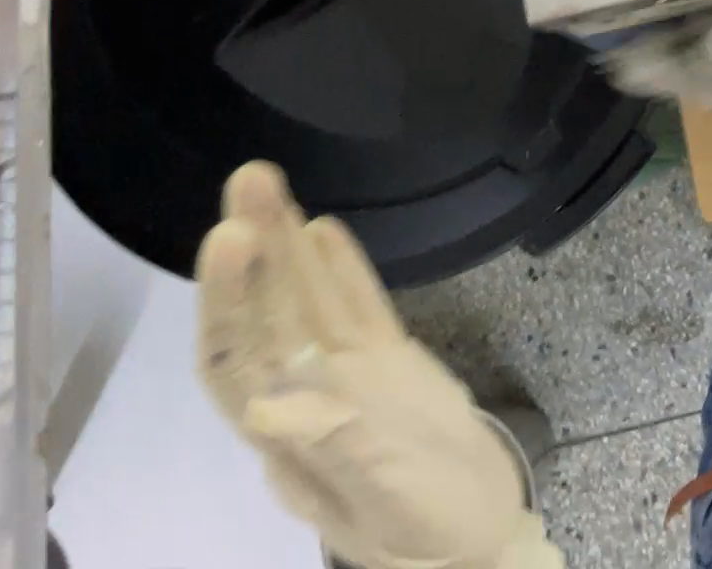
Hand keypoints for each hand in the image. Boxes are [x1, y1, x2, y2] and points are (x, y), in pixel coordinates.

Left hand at [195, 163, 561, 568]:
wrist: (480, 540)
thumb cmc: (432, 529)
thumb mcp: (387, 501)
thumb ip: (335, 449)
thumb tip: (266, 404)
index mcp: (291, 435)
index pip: (241, 358)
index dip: (231, 297)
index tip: (231, 234)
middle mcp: (311, 394)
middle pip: (271, 317)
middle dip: (255, 247)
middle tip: (250, 178)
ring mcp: (354, 375)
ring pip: (312, 305)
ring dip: (290, 246)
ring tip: (273, 185)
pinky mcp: (395, 364)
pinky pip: (362, 312)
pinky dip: (345, 271)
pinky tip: (326, 231)